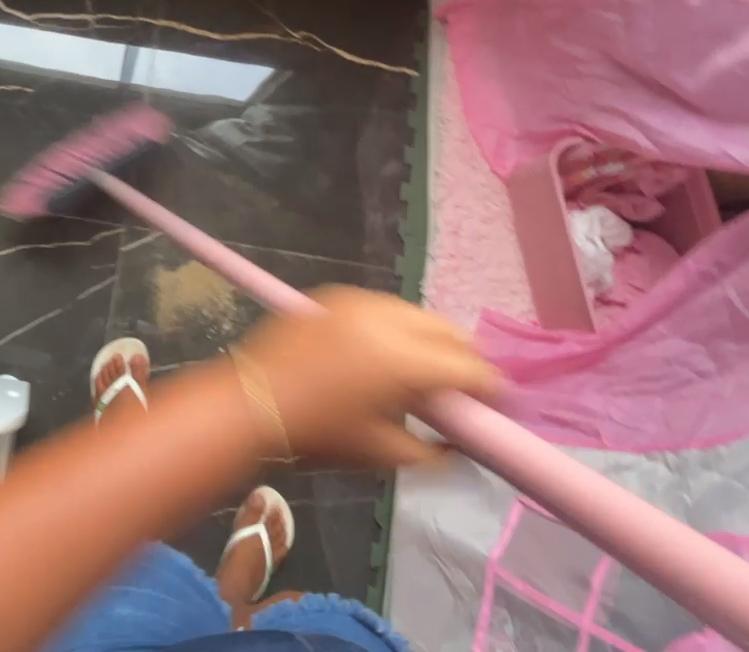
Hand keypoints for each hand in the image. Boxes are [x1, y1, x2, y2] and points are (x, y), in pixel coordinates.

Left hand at [232, 286, 499, 467]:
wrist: (248, 401)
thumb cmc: (315, 434)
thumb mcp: (380, 452)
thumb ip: (432, 450)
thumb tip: (459, 442)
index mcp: (401, 359)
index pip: (467, 366)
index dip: (491, 387)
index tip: (500, 403)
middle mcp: (385, 319)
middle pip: (448, 329)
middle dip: (465, 357)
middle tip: (467, 386)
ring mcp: (357, 301)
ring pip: (416, 313)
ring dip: (432, 337)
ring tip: (430, 366)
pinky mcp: (335, 295)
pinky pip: (383, 306)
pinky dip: (397, 325)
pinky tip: (391, 348)